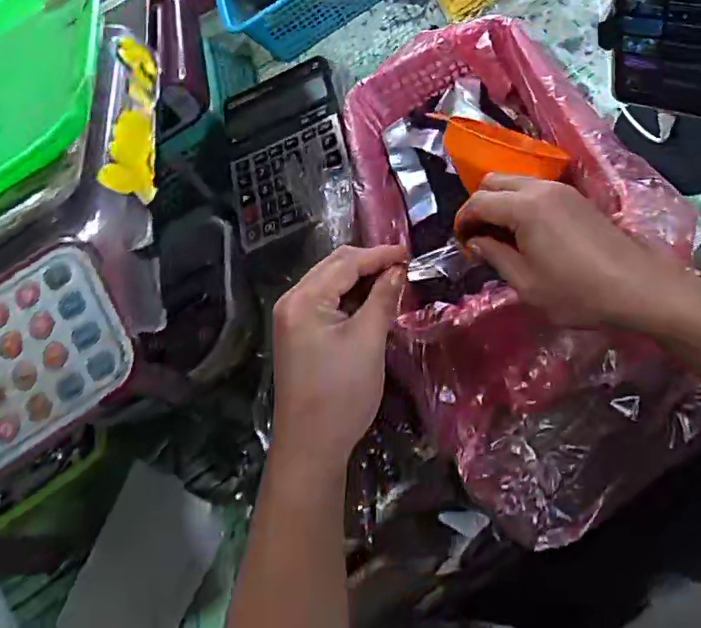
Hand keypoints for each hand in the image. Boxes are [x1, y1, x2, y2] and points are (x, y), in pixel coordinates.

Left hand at [269, 245, 405, 469]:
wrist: (310, 448)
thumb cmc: (341, 393)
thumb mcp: (369, 340)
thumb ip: (383, 298)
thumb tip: (397, 269)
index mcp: (305, 299)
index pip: (346, 262)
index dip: (379, 254)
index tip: (409, 253)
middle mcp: (292, 301)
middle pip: (334, 266)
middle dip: (369, 262)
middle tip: (403, 264)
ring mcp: (292, 318)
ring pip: (330, 281)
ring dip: (360, 278)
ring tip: (392, 278)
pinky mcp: (298, 333)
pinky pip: (326, 300)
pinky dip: (350, 295)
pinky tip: (371, 299)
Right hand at [454, 175, 700, 329]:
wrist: (636, 286)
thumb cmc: (577, 291)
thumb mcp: (527, 283)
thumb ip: (495, 256)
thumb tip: (476, 241)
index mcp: (523, 206)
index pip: (478, 201)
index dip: (463, 220)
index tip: (461, 243)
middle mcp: (540, 187)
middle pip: (495, 180)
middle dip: (479, 204)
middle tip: (478, 236)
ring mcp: (561, 189)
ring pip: (516, 181)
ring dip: (501, 201)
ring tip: (501, 236)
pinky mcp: (576, 197)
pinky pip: (536, 189)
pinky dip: (521, 202)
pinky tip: (526, 232)